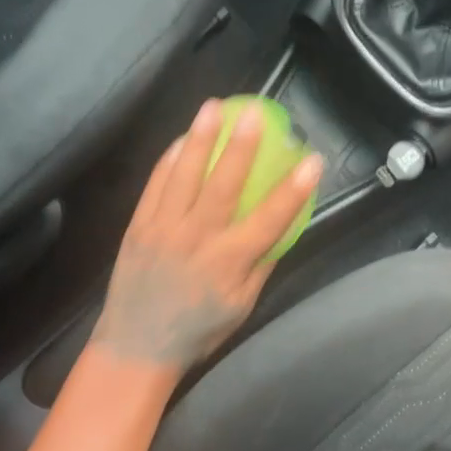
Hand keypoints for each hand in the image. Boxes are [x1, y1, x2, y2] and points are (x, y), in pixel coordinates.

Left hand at [90, 99, 321, 376]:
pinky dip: (169, 159)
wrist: (137, 345)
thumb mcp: (242, 305)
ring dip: (200, 138)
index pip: (271, 218)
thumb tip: (281, 230)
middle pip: (224, 184)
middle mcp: (198, 239)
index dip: (295, 188)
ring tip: (213, 106)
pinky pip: (155, 184)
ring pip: (185, 174)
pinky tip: (181, 140)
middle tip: (256, 112)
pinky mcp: (139, 225)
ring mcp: (164, 228)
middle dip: (242, 145)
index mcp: (230, 262)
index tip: (313, 160)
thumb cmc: (198, 330)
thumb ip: (261, 266)